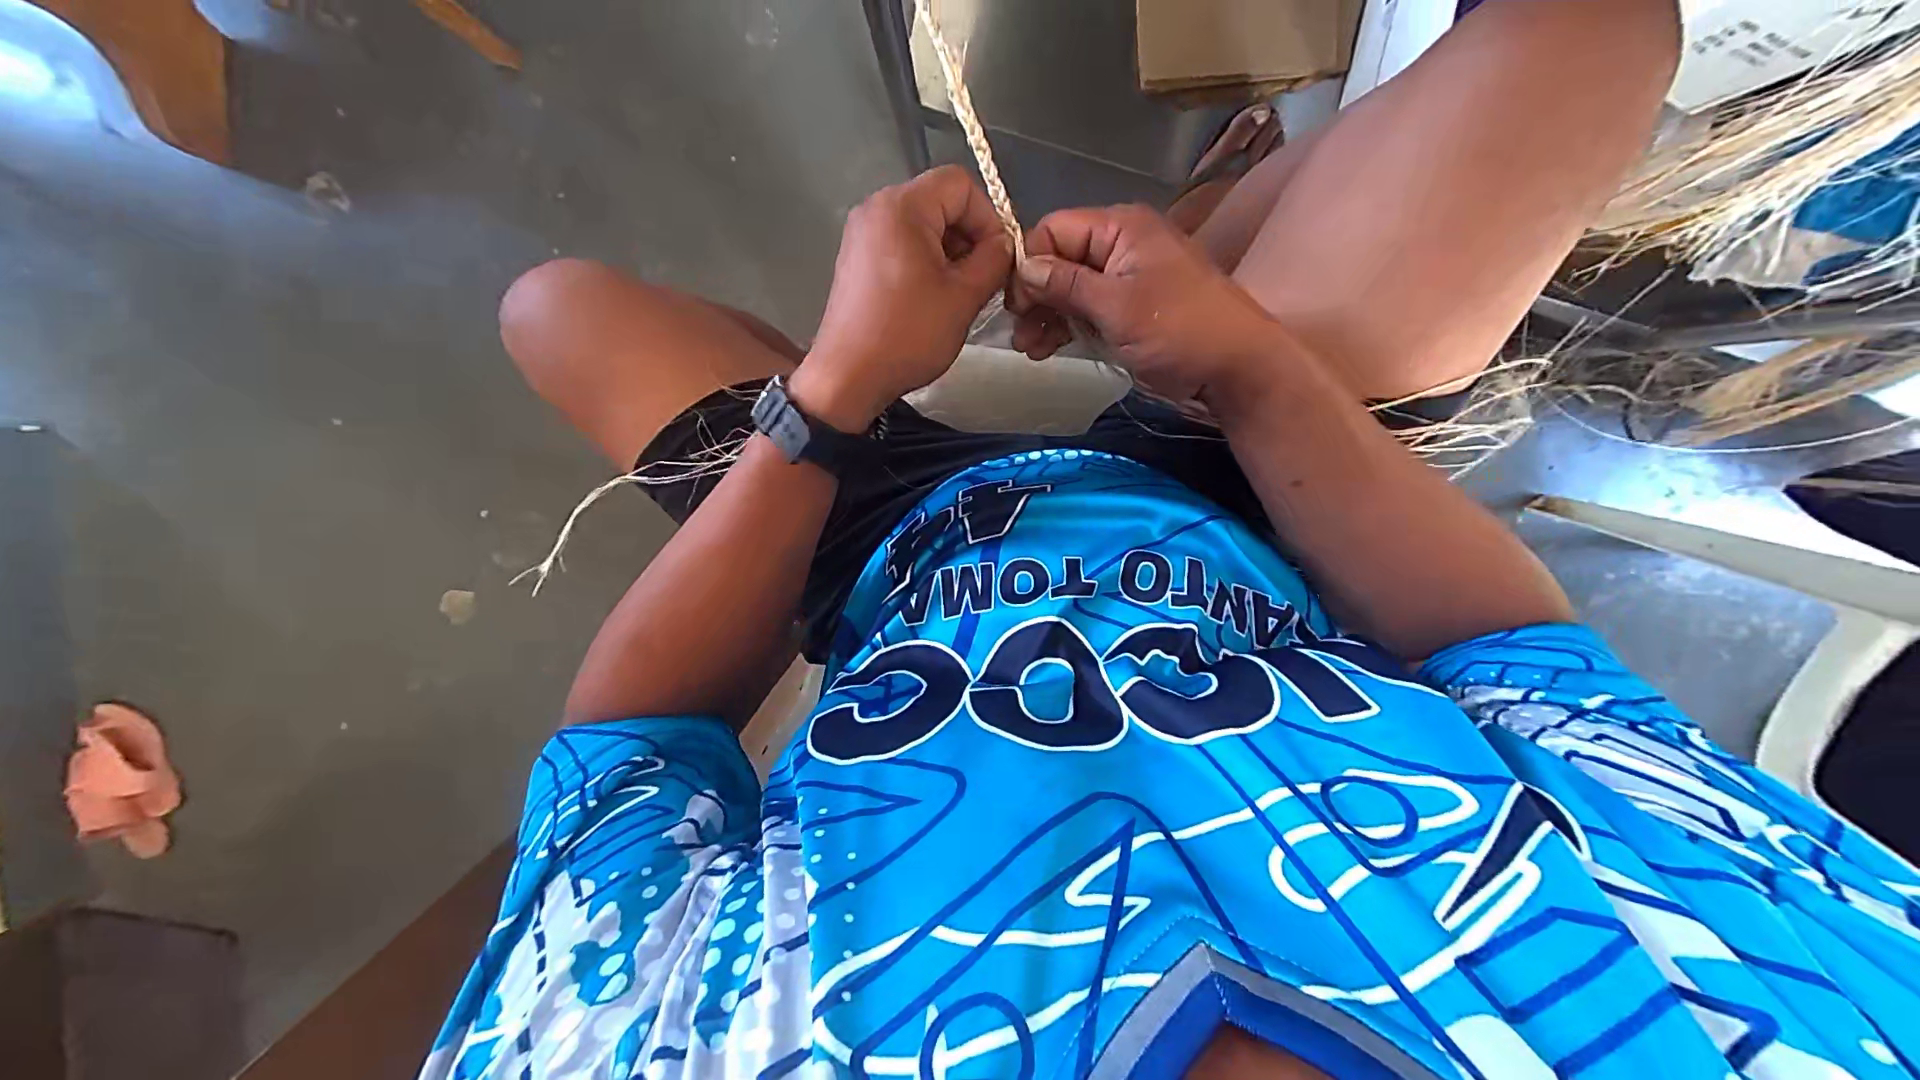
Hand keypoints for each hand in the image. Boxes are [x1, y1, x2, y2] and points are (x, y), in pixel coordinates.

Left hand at [792, 165, 1013, 430]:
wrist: (849, 377)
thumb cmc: (907, 335)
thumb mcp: (964, 297)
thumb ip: (994, 260)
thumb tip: (1003, 244)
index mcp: (902, 207)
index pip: (960, 184)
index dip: (988, 217)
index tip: (999, 258)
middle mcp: (876, 208)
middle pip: (939, 202)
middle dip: (969, 237)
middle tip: (983, 280)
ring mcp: (861, 235)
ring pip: (922, 227)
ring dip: (949, 254)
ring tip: (958, 295)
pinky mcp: (855, 261)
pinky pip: (900, 247)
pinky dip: (924, 264)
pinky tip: (931, 301)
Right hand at [1007, 205, 1288, 405]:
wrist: (1233, 370)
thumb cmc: (1179, 331)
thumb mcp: (1117, 306)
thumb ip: (1066, 284)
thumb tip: (1022, 266)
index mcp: (1120, 228)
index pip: (1055, 230)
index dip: (1029, 262)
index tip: (1014, 304)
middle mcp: (1119, 247)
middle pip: (1059, 260)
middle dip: (1034, 295)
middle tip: (1017, 332)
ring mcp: (1123, 282)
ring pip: (1068, 290)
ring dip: (1045, 317)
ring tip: (1028, 348)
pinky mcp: (1126, 312)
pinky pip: (1085, 312)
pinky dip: (1064, 328)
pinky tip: (1044, 349)